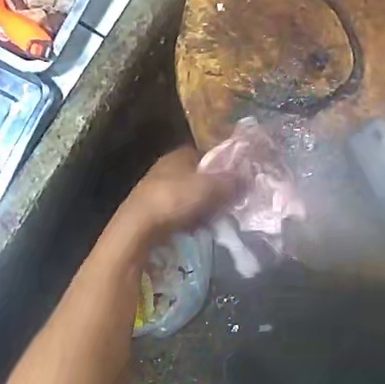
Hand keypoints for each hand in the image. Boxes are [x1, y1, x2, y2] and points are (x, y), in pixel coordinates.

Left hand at [113, 146, 236, 244]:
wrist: (138, 227)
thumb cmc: (175, 199)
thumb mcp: (210, 187)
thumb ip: (231, 180)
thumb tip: (246, 176)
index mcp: (178, 155)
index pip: (205, 154)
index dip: (222, 166)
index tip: (235, 181)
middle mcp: (165, 168)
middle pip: (197, 177)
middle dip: (212, 189)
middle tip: (228, 203)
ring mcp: (156, 190)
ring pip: (188, 196)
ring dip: (201, 206)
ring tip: (215, 219)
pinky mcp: (151, 211)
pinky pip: (177, 212)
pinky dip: (188, 219)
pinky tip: (195, 229)